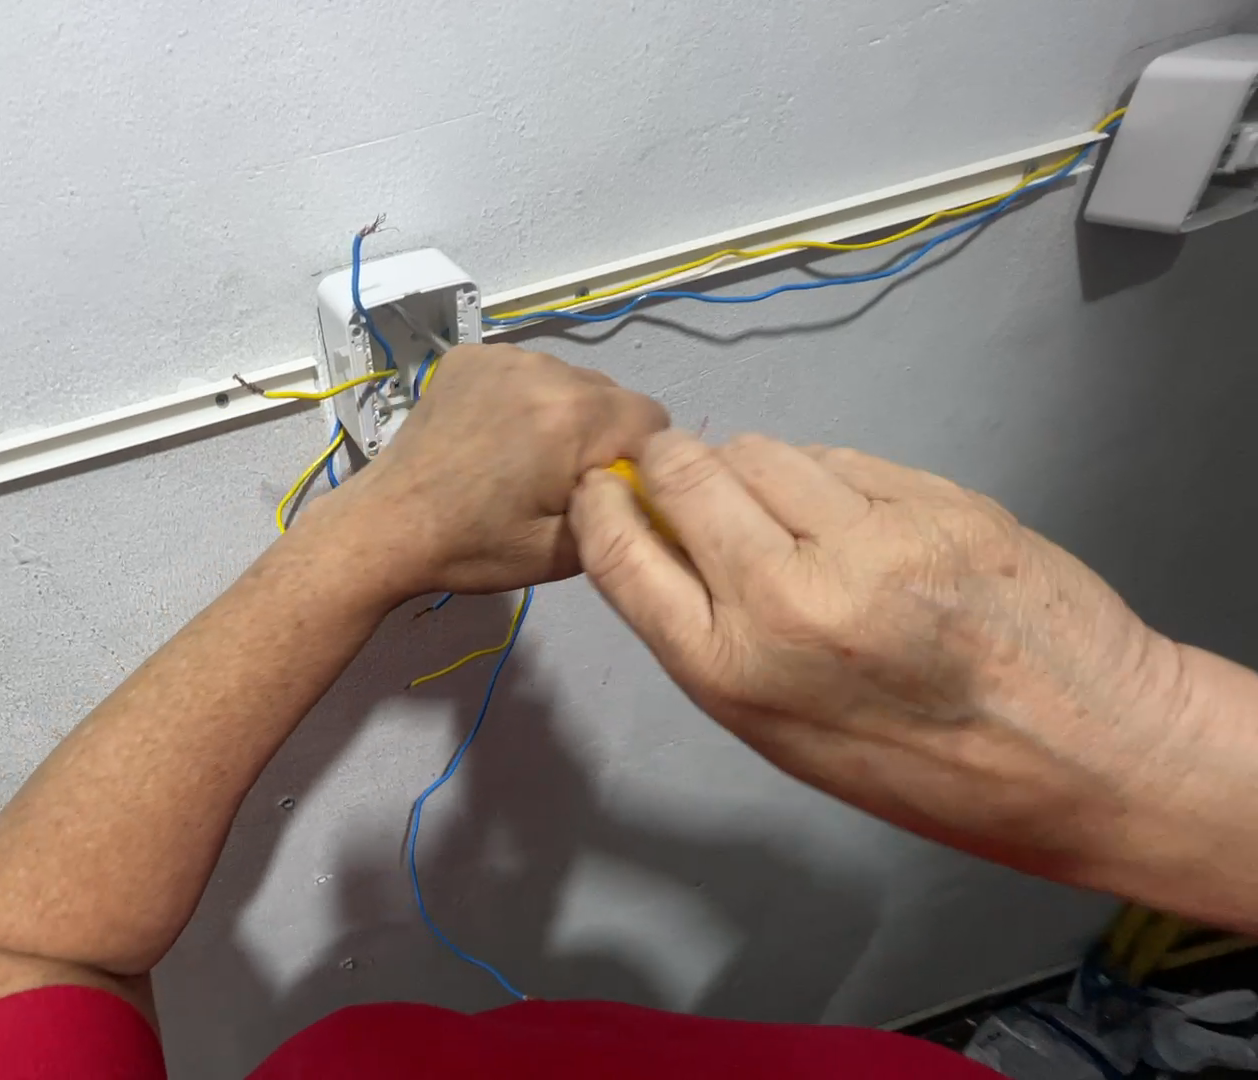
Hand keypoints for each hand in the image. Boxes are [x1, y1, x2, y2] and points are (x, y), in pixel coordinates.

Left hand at [305, 344, 667, 599]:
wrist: (386, 526)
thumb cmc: (472, 547)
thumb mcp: (563, 553)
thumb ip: (623, 514)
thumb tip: (643, 488)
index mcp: (574, 415)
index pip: (653, 425)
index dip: (636, 466)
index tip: (599, 494)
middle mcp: (544, 369)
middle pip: (611, 398)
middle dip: (598, 438)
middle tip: (554, 482)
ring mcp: (501, 357)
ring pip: (568, 381)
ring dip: (560, 414)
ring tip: (517, 459)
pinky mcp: (468, 358)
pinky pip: (524, 371)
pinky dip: (520, 398)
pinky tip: (491, 435)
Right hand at [568, 431, 1188, 879]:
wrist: (1088, 757)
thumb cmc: (893, 755)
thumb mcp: (757, 714)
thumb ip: (690, 621)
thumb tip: (650, 529)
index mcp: (726, 665)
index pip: (620, 552)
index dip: (597, 504)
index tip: (599, 486)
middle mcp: (786, 595)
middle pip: (683, 476)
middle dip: (665, 461)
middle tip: (676, 471)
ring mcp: (870, 541)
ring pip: (756, 449)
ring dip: (740, 464)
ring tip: (770, 500)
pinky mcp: (939, 503)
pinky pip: (834, 456)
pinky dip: (815, 472)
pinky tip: (845, 512)